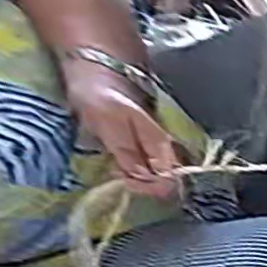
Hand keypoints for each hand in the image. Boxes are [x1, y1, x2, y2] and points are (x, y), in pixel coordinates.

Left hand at [65, 67, 177, 198]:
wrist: (95, 79)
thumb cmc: (102, 98)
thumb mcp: (110, 123)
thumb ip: (127, 151)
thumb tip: (142, 176)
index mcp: (162, 147)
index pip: (170, 179)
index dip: (151, 186)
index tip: (126, 182)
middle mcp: (165, 154)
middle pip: (167, 182)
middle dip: (144, 185)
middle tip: (118, 177)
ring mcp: (155, 154)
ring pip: (156, 179)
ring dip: (136, 181)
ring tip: (115, 171)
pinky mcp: (143, 153)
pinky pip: (146, 172)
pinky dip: (132, 175)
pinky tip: (118, 168)